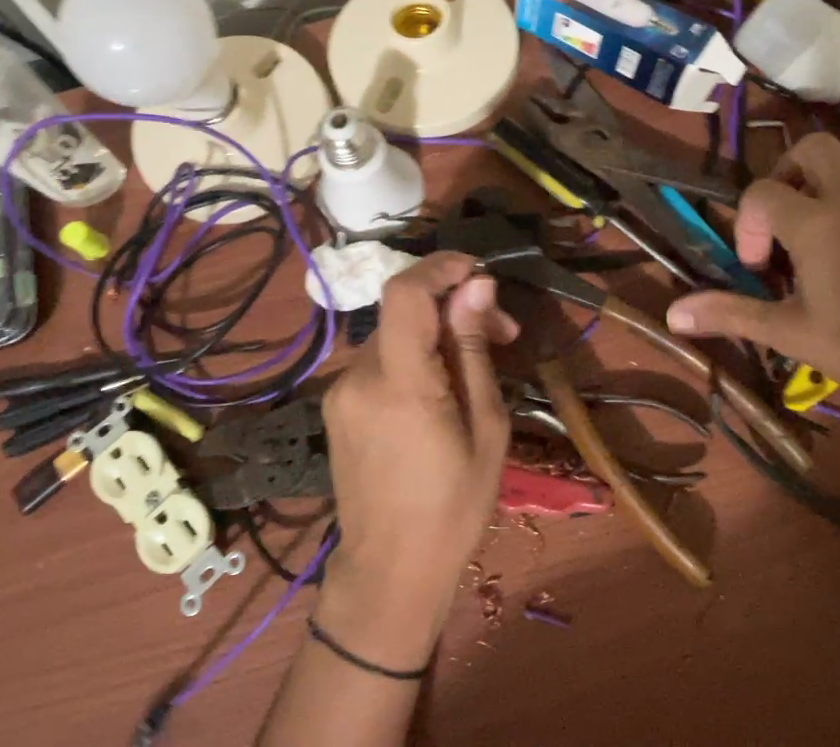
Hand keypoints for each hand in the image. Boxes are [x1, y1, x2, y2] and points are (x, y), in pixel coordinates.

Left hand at [315, 253, 515, 666]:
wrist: (390, 572)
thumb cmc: (453, 508)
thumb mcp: (484, 428)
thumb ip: (472, 350)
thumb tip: (477, 286)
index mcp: (398, 382)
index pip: (404, 292)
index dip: (440, 267)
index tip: (480, 272)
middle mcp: (358, 376)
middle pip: (403, 313)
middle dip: (453, 308)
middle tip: (503, 334)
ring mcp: (341, 392)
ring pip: (393, 337)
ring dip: (435, 336)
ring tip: (478, 367)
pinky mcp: (337, 407)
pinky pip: (380, 364)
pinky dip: (413, 359)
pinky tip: (441, 390)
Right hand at [665, 134, 839, 431]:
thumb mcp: (792, 335)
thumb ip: (732, 315)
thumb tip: (672, 315)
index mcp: (819, 224)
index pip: (763, 191)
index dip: (747, 224)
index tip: (759, 267)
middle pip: (815, 148)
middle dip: (788, 172)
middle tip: (784, 219)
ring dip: (832, 184)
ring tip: (825, 232)